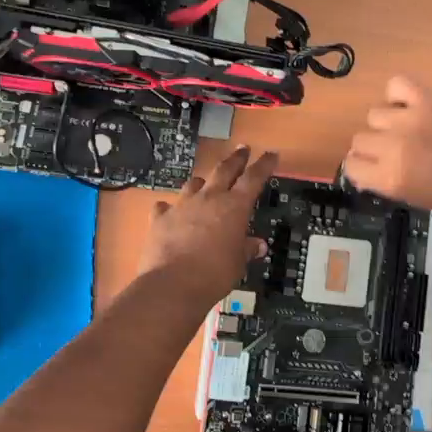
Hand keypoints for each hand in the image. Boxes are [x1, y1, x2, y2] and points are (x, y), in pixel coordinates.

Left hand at [141, 146, 278, 306]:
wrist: (172, 283)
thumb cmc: (215, 273)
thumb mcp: (238, 263)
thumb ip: (246, 249)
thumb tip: (257, 245)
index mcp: (234, 206)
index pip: (254, 178)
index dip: (264, 164)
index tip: (271, 154)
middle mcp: (209, 198)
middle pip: (224, 170)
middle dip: (236, 158)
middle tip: (242, 148)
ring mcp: (182, 205)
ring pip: (194, 183)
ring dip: (202, 182)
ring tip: (205, 183)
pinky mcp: (160, 218)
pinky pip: (166, 207)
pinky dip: (171, 208)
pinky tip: (170, 212)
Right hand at [342, 75, 431, 212]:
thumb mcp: (416, 197)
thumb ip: (386, 181)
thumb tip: (364, 169)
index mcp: (390, 178)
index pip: (351, 166)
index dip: (361, 166)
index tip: (373, 165)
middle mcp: (394, 148)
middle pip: (360, 139)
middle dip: (375, 147)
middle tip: (397, 149)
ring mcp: (410, 119)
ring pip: (374, 114)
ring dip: (388, 122)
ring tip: (408, 126)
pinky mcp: (428, 99)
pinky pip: (396, 84)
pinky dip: (398, 93)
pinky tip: (410, 104)